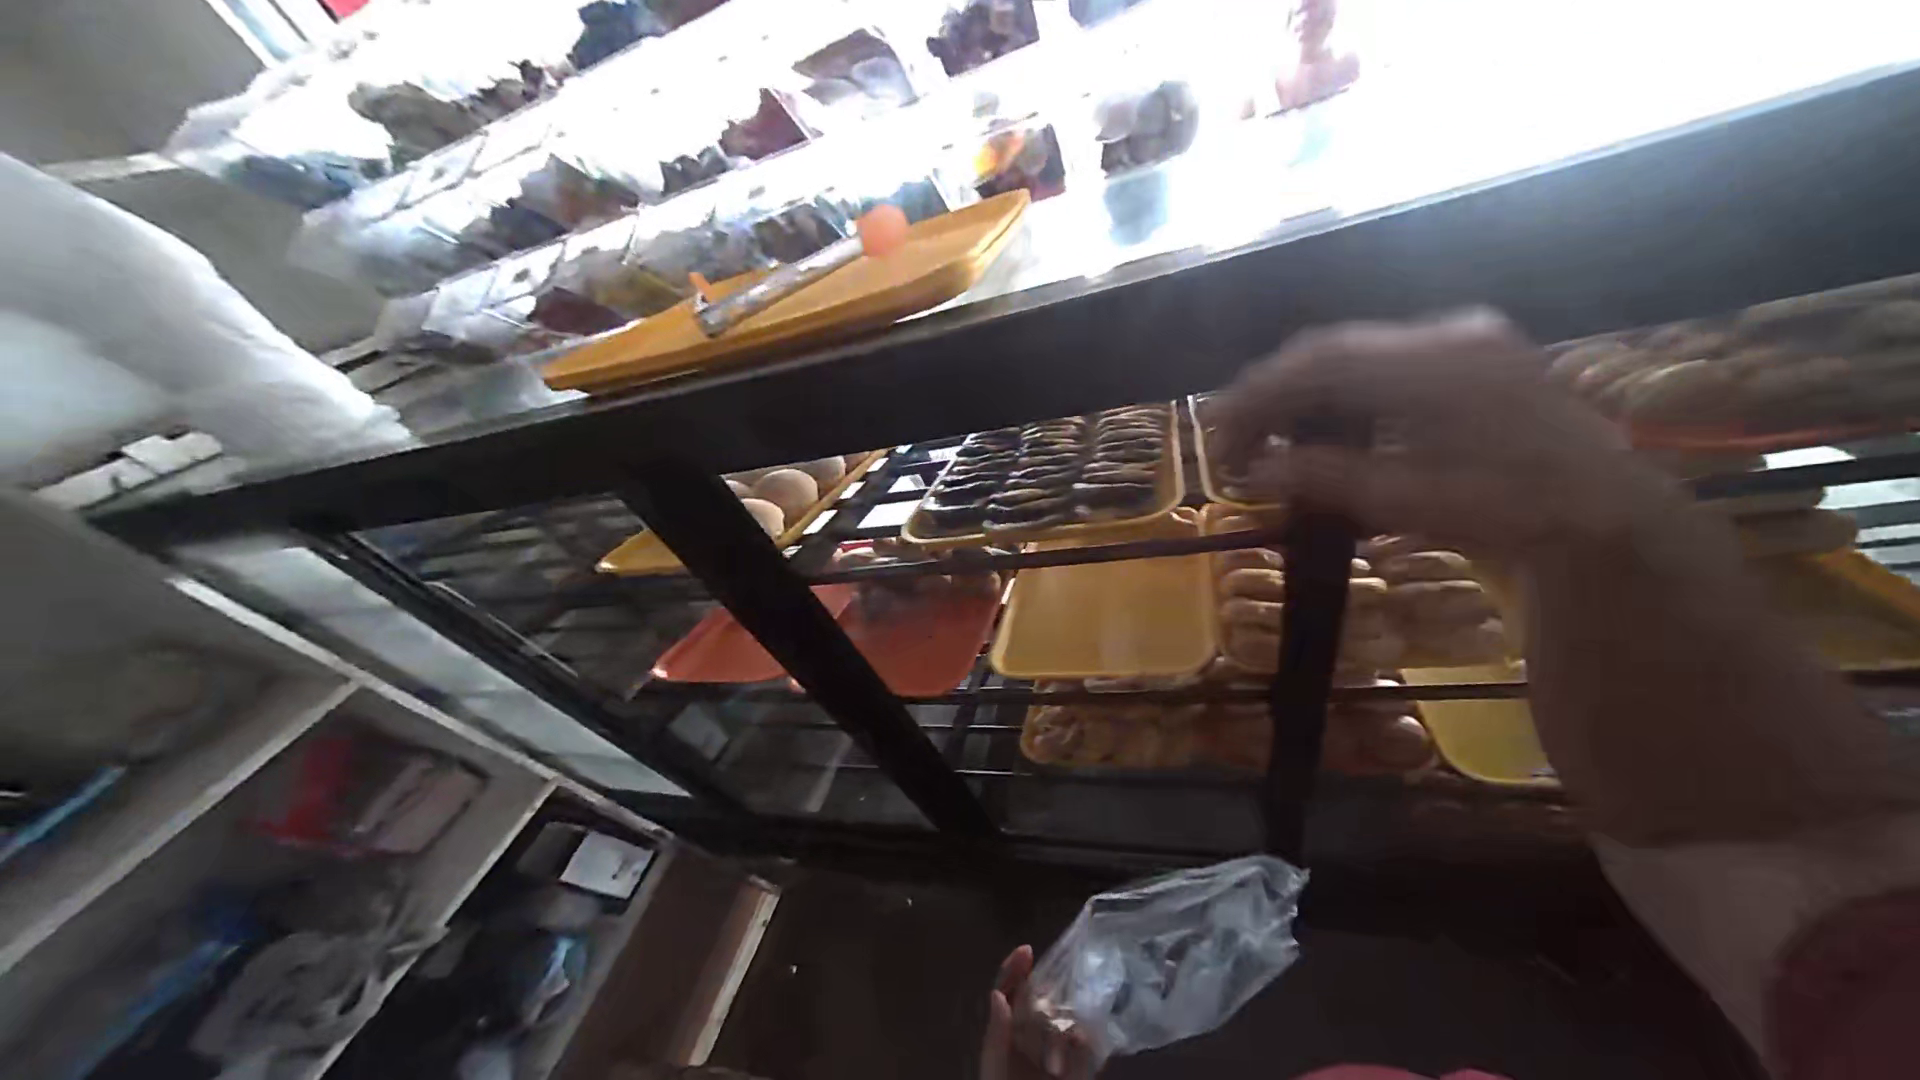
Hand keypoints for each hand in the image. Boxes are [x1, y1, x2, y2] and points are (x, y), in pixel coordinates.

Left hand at [981, 945, 1095, 1079]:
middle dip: (1047, 989)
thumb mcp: (995, 1068)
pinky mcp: (1077, 1071)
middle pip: (1039, 1000)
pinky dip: (1084, 1040)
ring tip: (1064, 1024)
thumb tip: (998, 995)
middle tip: (1054, 988)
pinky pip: (1085, 1049)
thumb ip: (997, 1034)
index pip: (1010, 991)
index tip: (1027, 950)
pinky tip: (1079, 1039)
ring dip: (1064, 1016)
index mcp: (1007, 1031)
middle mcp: (1031, 1036)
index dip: (1016, 968)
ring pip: (1063, 1019)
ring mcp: (1055, 1053)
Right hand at [1212, 308, 1683, 560]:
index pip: (1323, 363)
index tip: (1216, 432)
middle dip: (1266, 392)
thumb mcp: (1413, 505)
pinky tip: (1307, 421)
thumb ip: (1329, 481)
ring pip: (1344, 349)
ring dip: (1292, 390)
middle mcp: (1447, 335)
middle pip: (1327, 348)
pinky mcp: (1456, 348)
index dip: (1258, 395)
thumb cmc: (1510, 513)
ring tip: (1259, 435)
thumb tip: (1253, 474)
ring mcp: (1455, 336)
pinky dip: (1325, 388)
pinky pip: (1369, 357)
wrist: (1598, 505)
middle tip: (1229, 441)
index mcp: (1441, 369)